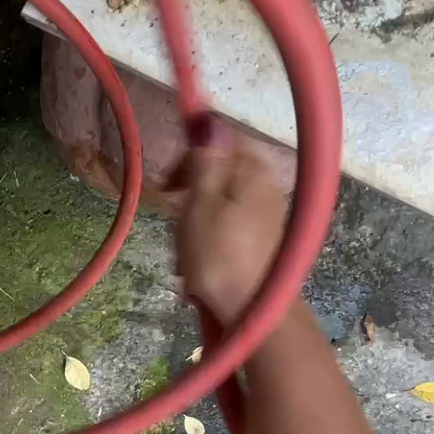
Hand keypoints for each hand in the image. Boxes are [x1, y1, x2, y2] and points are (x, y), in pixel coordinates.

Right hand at [173, 139, 288, 326]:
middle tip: (172, 218)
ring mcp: (267, 212)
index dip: (190, 155)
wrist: (250, 307)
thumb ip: (205, 163)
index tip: (166, 184)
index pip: (221, 141)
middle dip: (192, 192)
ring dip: (197, 219)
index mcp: (251, 171)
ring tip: (184, 248)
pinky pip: (230, 224)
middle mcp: (266, 184)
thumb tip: (208, 126)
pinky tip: (200, 260)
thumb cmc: (217, 257)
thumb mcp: (199, 205)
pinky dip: (210, 236)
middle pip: (221, 172)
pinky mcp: (263, 237)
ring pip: (222, 200)